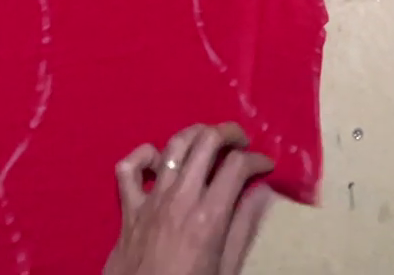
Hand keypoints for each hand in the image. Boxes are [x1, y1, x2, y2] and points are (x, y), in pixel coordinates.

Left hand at [103, 122, 276, 274]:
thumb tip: (261, 193)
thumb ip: (243, 229)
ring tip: (210, 140)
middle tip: (242, 143)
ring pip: (174, 144)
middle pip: (207, 141)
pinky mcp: (128, 208)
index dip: (257, 159)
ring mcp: (151, 199)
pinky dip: (144, 155)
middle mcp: (180, 198)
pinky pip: (128, 167)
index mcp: (208, 217)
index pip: (238, 166)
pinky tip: (159, 159)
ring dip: (196, 133)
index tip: (266, 165)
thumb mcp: (225, 270)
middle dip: (230, 133)